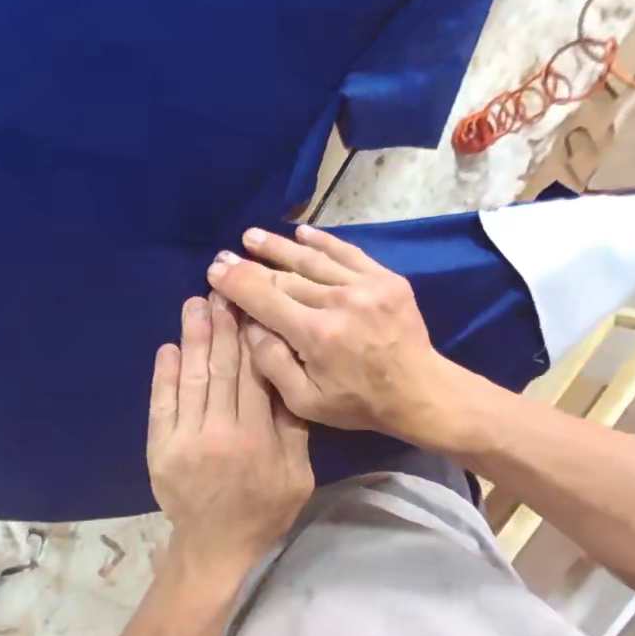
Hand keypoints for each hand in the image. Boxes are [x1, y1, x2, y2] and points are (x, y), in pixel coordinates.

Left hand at [147, 295, 313, 586]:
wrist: (216, 547)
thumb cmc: (265, 510)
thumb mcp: (297, 474)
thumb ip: (291, 426)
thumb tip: (284, 376)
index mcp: (256, 438)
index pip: (252, 374)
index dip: (250, 336)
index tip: (248, 305)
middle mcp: (218, 432)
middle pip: (219, 369)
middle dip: (220, 326)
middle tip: (219, 290)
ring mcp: (183, 440)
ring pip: (190, 379)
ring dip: (192, 339)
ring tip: (194, 305)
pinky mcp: (159, 448)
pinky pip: (161, 405)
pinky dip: (163, 375)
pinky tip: (168, 347)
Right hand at [204, 225, 479, 446]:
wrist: (420, 392)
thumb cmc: (358, 403)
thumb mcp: (306, 401)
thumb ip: (272, 363)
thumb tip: (248, 325)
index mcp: (316, 334)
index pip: (265, 300)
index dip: (236, 283)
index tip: (214, 271)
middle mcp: (338, 302)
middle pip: (284, 278)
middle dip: (250, 266)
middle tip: (225, 256)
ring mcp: (365, 286)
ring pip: (312, 259)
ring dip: (279, 246)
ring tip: (252, 237)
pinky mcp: (386, 279)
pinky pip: (348, 253)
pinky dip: (324, 241)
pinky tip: (301, 232)